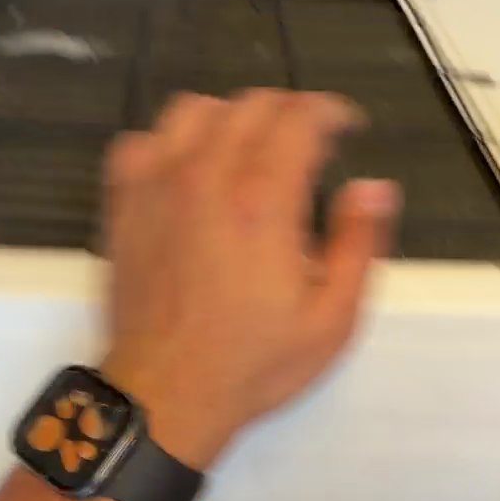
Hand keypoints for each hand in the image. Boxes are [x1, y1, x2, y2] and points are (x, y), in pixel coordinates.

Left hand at [98, 90, 401, 469]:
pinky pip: (141, 142)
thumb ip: (359, 245)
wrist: (167, 396)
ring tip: (250, 150)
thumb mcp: (332, 320)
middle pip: (251, 104)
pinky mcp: (123, 206)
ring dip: (232, 118)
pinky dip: (170, 143)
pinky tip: (187, 170)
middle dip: (291, 112)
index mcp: (262, 202)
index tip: (346, 127)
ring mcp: (156, 187)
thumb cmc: (253, 364)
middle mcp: (206, 178)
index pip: (300, 118)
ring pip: (194, 110)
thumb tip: (376, 188)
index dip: (332, 112)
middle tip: (308, 144)